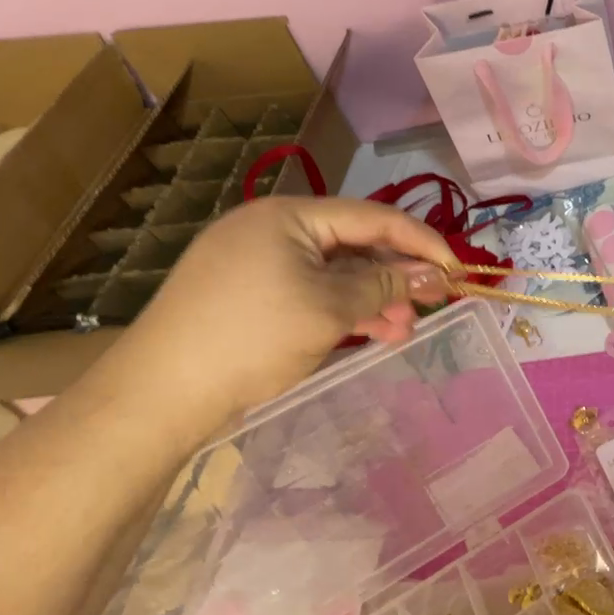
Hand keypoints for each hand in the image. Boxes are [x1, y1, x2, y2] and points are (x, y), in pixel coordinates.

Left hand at [87, 197, 455, 436]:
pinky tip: (370, 332)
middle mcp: (271, 228)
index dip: (421, 242)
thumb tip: (434, 274)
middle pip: (353, 243)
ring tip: (402, 330)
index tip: (456, 269)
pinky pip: (307, 289)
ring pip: (332, 270)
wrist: (156, 398)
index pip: (373, 217)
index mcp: (288, 216)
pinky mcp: (245, 293)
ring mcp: (254, 261)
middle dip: (395, 275)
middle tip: (432, 304)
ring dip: (371, 296)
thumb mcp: (330, 310)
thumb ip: (386, 286)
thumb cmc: (250, 340)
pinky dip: (340, 308)